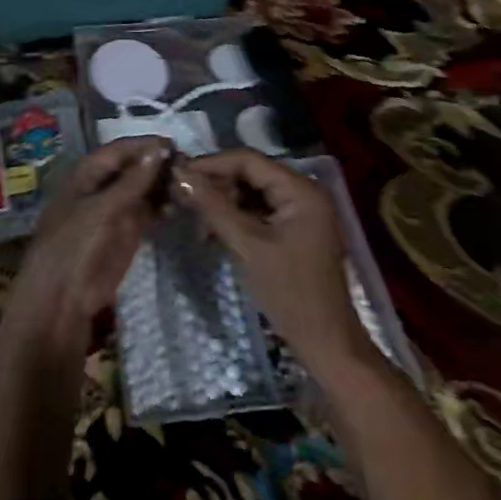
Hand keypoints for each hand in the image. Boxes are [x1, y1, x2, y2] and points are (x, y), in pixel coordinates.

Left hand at [4, 136, 171, 344]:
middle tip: (190, 164)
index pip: (118, 151)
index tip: (175, 144)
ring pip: (143, 189)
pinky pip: (147, 211)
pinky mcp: (127, 232)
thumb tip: (158, 150)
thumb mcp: (100, 210)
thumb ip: (130, 182)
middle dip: (158, 164)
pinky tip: (179, 205)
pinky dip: (162, 207)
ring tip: (190, 182)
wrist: (63, 295)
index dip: (144, 145)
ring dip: (163, 185)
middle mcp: (101, 187)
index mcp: (85, 175)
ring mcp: (115, 210)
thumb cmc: (73, 245)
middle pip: (133, 168)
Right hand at [171, 150, 367, 368]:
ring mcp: (300, 212)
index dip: (211, 164)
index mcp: (302, 190)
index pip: (249, 160)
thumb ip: (213, 206)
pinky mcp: (293, 229)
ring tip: (195, 219)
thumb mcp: (247, 245)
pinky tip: (212, 230)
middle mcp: (304, 193)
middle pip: (250, 174)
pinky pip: (258, 211)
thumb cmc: (289, 291)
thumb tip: (179, 175)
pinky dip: (234, 216)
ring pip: (251, 192)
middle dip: (215, 184)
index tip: (177, 175)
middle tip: (182, 198)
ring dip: (222, 202)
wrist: (323, 339)